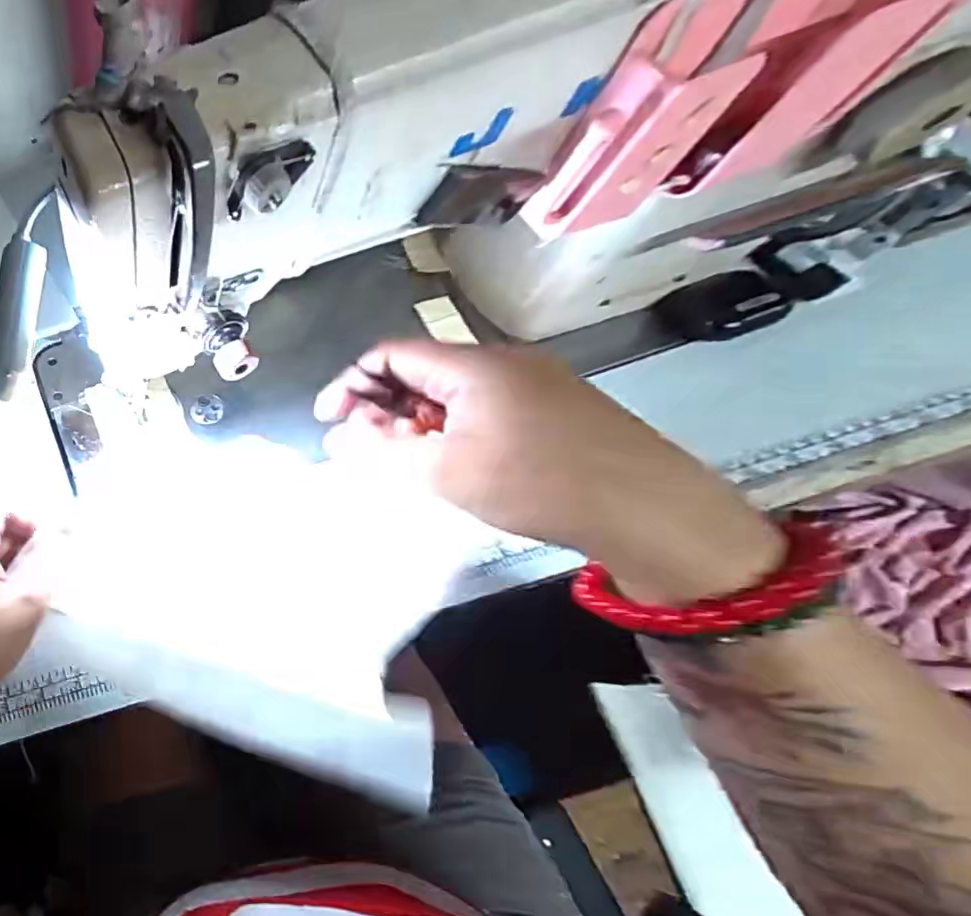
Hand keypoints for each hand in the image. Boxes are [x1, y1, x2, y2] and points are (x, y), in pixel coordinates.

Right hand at [315, 340, 784, 604]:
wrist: (642, 506)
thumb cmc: (533, 483)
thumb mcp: (444, 471)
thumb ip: (384, 448)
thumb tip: (340, 434)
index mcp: (473, 365)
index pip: (392, 353)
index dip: (351, 383)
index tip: (328, 421)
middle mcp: (502, 360)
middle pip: (422, 368)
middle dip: (382, 404)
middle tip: (365, 448)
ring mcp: (533, 381)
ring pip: (452, 390)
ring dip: (416, 418)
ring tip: (405, 460)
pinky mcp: (552, 406)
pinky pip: (483, 405)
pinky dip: (451, 426)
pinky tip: (452, 460)